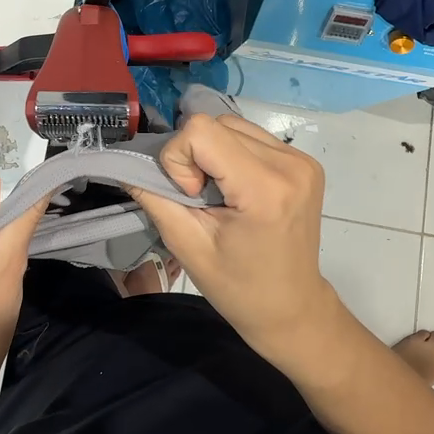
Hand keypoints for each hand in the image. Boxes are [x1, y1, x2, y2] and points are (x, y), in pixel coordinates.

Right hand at [128, 114, 342, 361]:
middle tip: (204, 201)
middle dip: (195, 157)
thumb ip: (154, 198)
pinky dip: (232, 155)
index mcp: (264, 188)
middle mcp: (289, 164)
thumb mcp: (187, 246)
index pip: (201, 131)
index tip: (193, 199)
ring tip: (221, 195)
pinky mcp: (306, 160)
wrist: (292, 308)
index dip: (181, 160)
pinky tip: (238, 189)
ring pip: (231, 125)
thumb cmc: (238, 287)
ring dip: (213, 153)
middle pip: (215, 124)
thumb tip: (128, 165)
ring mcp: (301, 159)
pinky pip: (250, 136)